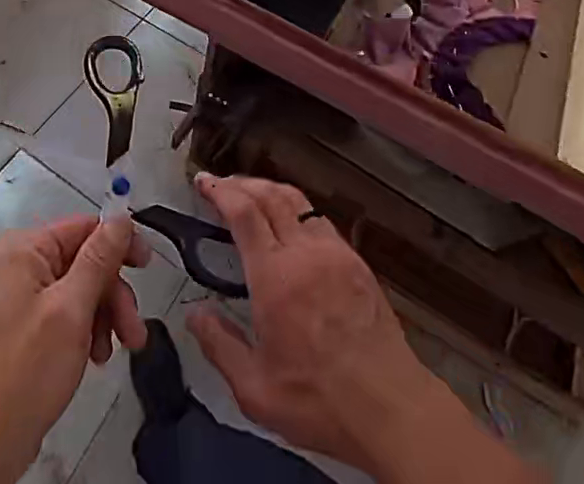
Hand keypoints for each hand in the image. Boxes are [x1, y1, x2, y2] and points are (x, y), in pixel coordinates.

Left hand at [0, 216, 150, 483]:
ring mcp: (24, 299)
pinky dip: (92, 330)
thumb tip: (122, 217)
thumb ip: (99, 259)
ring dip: (109, 315)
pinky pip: (73, 313)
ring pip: (87, 288)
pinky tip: (97, 355)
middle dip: (116, 293)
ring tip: (120, 347)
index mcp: (24, 252)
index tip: (146, 268)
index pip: (87, 226)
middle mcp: (22, 268)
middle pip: (90, 260)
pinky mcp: (29, 328)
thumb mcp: (70, 310)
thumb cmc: (22, 375)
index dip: (122, 244)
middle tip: (132, 326)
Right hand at [187, 174, 540, 482]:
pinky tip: (292, 226)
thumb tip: (196, 314)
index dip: (221, 191)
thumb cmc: (316, 400)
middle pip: (273, 196)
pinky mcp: (357, 262)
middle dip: (244, 183)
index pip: (244, 214)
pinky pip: (322, 222)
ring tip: (253, 196)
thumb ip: (220, 345)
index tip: (203, 181)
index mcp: (275, 277)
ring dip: (272, 191)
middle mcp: (306, 252)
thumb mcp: (254, 388)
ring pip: (301, 202)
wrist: (387, 402)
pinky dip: (299, 210)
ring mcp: (336, 253)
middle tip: (222, 184)